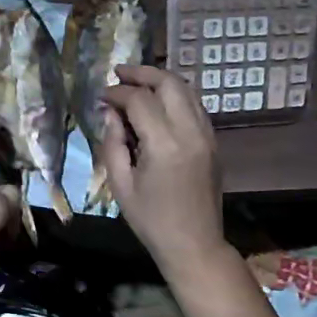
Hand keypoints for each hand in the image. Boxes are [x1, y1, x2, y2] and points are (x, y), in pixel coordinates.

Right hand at [99, 65, 225, 272]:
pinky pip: (195, 107)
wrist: (194, 244)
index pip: (140, 100)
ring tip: (138, 83)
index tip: (101, 96)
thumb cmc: (151, 220)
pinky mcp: (214, 143)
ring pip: (187, 91)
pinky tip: (159, 104)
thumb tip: (110, 114)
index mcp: (164, 144)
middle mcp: (190, 131)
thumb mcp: (121, 185)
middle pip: (169, 83)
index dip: (117, 93)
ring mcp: (207, 135)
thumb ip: (113, 144)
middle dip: (143, 73)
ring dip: (162, 81)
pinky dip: (176, 97)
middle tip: (120, 73)